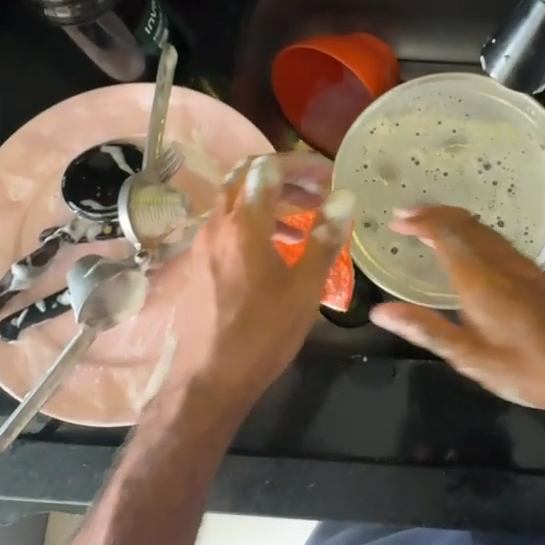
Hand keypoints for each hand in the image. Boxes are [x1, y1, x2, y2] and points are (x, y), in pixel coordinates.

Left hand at [160, 152, 352, 422]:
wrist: (209, 379)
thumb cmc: (263, 333)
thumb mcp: (305, 288)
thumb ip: (324, 239)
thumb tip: (344, 198)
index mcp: (243, 225)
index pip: (268, 168)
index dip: (301, 165)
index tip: (330, 177)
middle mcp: (217, 225)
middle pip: (246, 177)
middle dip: (285, 176)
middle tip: (318, 190)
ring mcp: (203, 244)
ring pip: (236, 201)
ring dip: (271, 199)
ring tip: (308, 218)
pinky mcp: (200, 263)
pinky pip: (228, 225)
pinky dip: (255, 221)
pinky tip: (280, 247)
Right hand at [369, 206, 544, 418]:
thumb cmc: (526, 369)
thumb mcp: (470, 357)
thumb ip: (426, 329)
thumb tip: (380, 311)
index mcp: (480, 279)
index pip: (445, 234)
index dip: (420, 221)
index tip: (396, 220)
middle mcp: (502, 263)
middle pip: (466, 224)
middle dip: (434, 214)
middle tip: (407, 214)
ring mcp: (524, 267)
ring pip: (485, 231)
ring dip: (455, 221)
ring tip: (432, 226)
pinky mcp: (538, 276)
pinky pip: (499, 242)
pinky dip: (476, 234)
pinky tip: (474, 249)